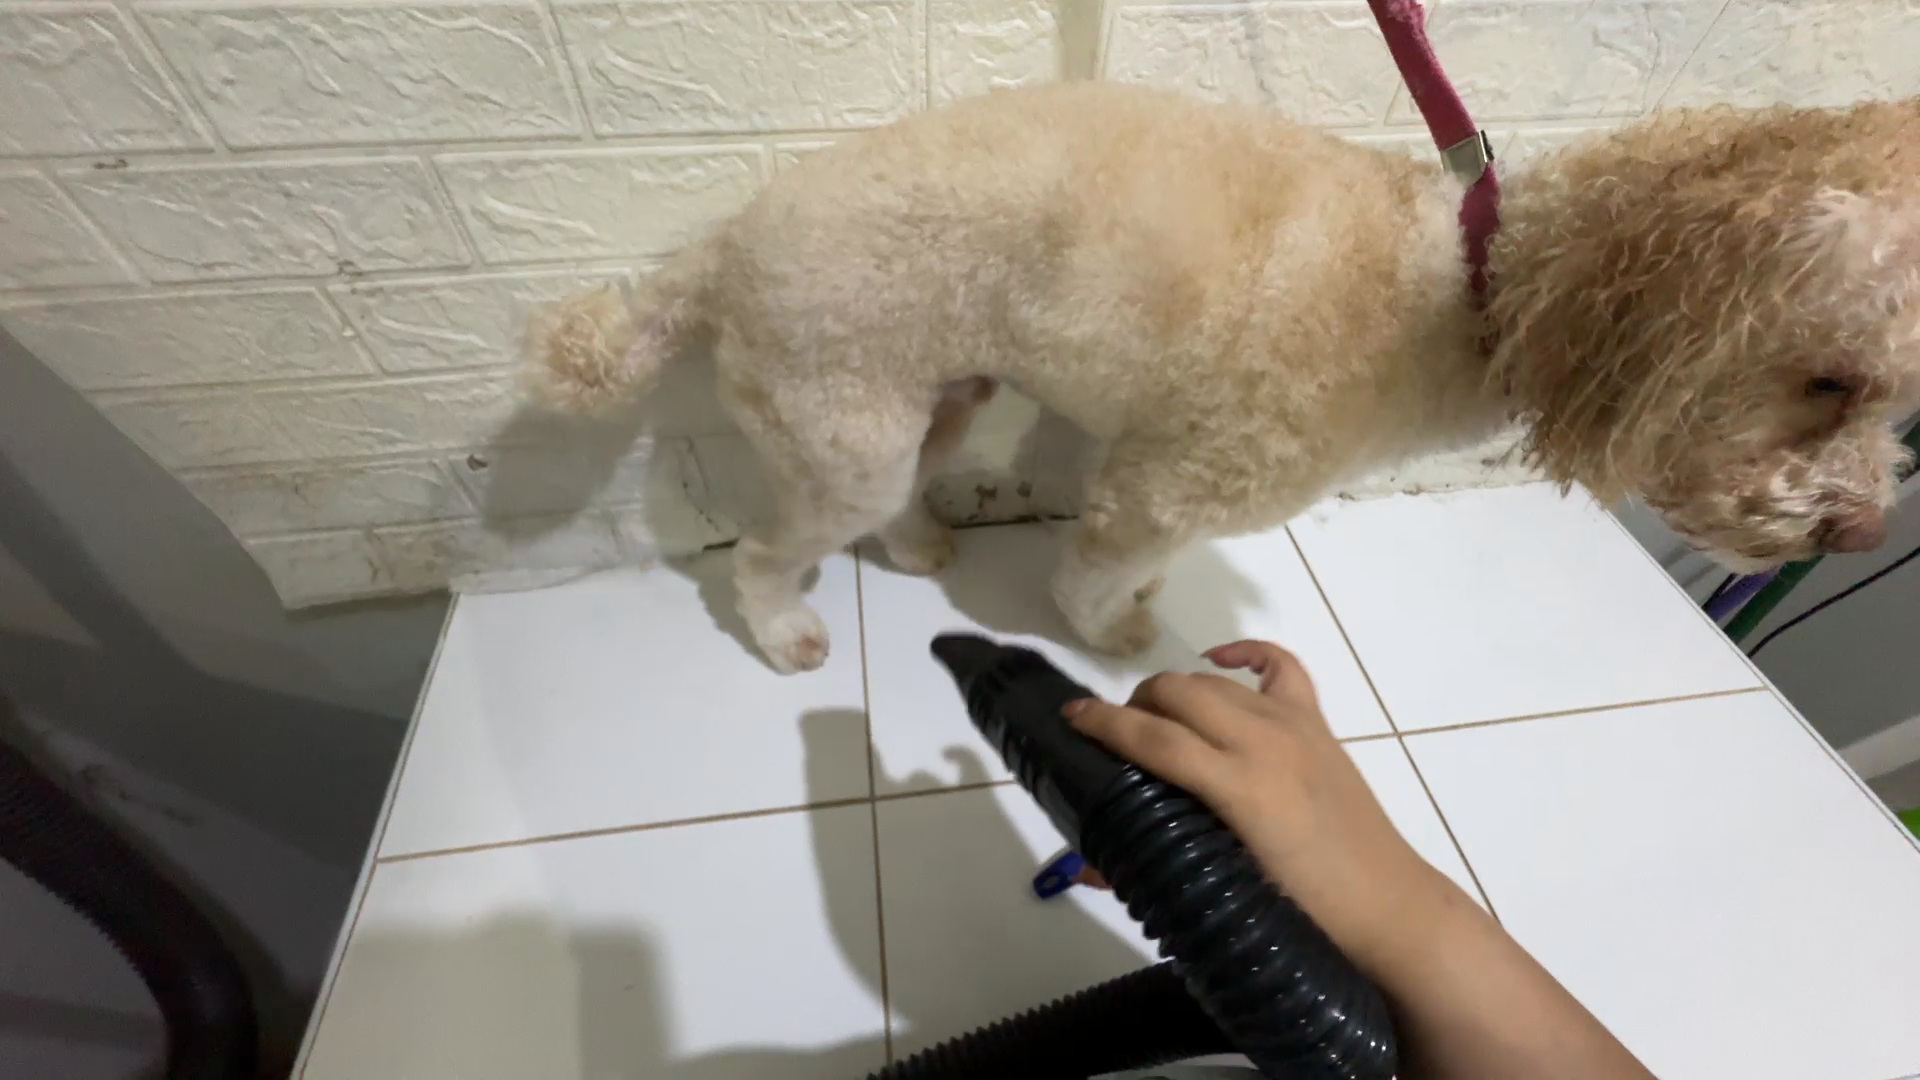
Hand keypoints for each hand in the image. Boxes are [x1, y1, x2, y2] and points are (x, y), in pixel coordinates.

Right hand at [1063, 640, 1441, 971]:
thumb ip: (1154, 866)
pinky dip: (1245, 651)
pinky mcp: (1316, 721)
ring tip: (1159, 716)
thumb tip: (1088, 866)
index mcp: (1239, 786)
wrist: (1390, 910)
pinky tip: (1220, 657)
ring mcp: (1293, 724)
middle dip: (1136, 703)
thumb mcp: (1223, 892)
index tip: (1070, 715)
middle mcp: (1263, 741)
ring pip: (1212, 681)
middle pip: (1177, 694)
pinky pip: (1278, 665)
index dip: (1103, 723)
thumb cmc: (1305, 913)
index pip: (1153, 738)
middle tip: (1120, 731)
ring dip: (1174, 690)